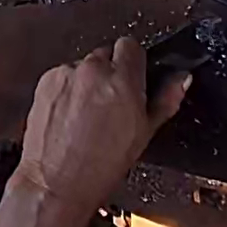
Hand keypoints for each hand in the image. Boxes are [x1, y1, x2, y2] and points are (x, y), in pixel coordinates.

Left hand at [12, 37, 188, 216]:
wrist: (55, 181)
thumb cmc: (99, 166)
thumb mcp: (144, 135)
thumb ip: (165, 100)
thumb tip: (180, 79)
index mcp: (122, 81)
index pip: (131, 45)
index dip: (134, 62)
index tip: (134, 77)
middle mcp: (92, 71)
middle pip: (106, 54)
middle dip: (111, 73)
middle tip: (112, 102)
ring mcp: (66, 73)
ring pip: (83, 65)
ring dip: (88, 81)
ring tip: (88, 114)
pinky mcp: (46, 79)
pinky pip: (63, 75)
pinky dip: (67, 88)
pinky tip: (70, 115)